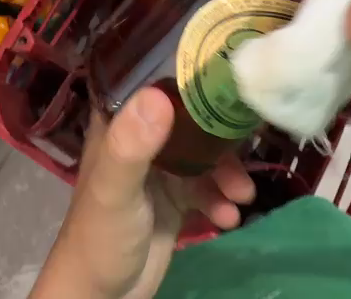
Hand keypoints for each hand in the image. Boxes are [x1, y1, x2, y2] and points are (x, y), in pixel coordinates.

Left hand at [33, 88, 257, 298]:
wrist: (102, 297)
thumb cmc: (101, 232)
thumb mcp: (115, 187)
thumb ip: (132, 144)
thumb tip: (160, 96)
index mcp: (121, 120)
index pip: (158, 79)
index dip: (192, 74)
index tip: (229, 74)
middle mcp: (143, 134)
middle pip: (191, 116)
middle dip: (222, 133)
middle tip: (248, 145)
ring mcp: (162, 166)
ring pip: (205, 152)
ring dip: (228, 171)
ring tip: (242, 194)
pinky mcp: (177, 196)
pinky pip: (209, 186)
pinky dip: (222, 198)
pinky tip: (228, 217)